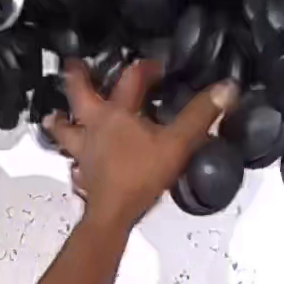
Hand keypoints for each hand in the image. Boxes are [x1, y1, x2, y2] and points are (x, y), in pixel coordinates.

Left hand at [46, 60, 237, 229]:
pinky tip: (77, 165)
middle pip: (79, 93)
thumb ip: (200, 116)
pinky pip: (74, 166)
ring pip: (65, 130)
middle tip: (76, 67)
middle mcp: (94, 128)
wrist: (112, 216)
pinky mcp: (84, 177)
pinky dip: (74, 162)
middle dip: (78, 77)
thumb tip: (225, 91)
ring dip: (62, 121)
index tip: (157, 68)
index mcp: (117, 113)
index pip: (131, 77)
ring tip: (58, 116)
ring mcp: (84, 153)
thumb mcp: (177, 144)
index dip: (146, 68)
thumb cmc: (138, 179)